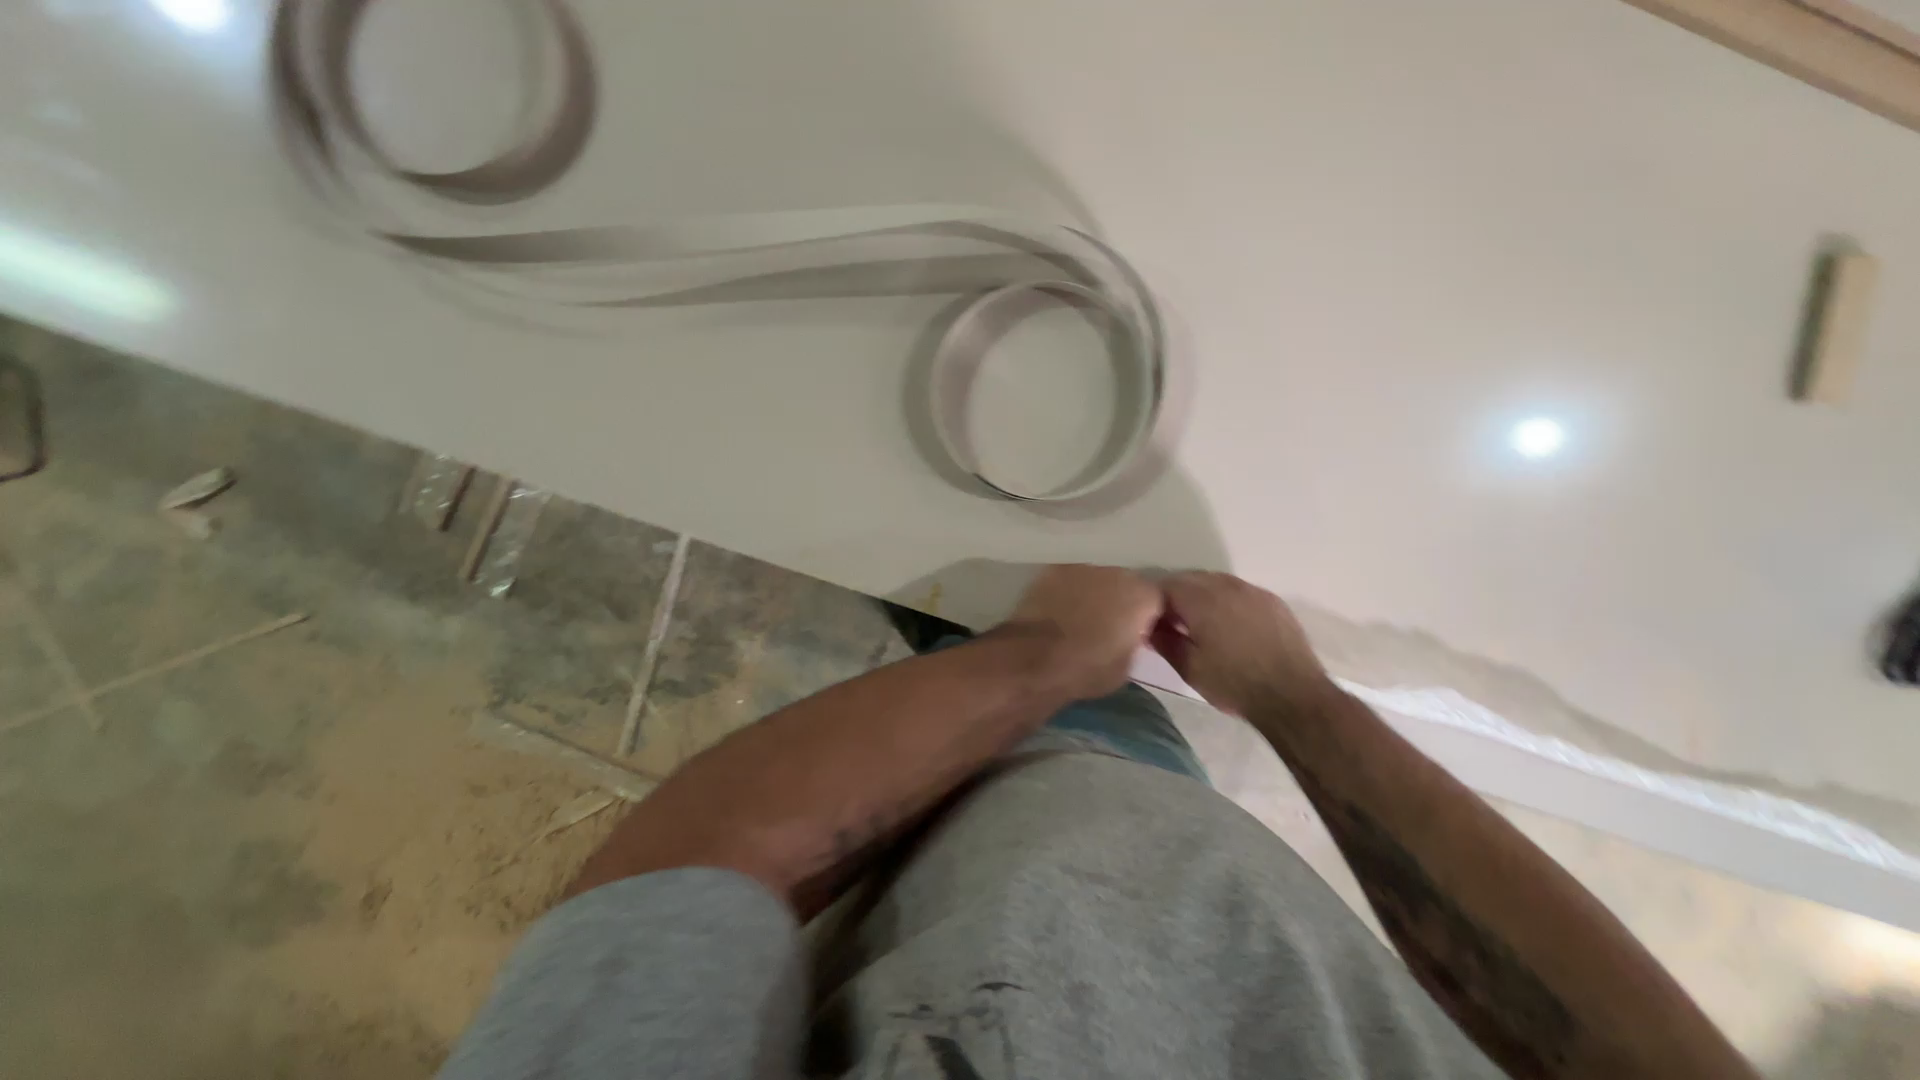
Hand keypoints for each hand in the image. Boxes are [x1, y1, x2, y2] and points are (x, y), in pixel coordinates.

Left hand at [1003, 564, 1163, 700]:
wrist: (1035, 658)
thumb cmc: (1087, 669)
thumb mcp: (1127, 666)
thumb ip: (1135, 642)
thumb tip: (1130, 637)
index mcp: (1142, 596)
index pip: (1158, 600)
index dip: (1149, 618)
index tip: (1140, 634)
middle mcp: (1117, 573)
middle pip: (1127, 584)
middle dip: (1122, 601)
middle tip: (1109, 626)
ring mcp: (1083, 567)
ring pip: (1097, 579)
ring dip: (1094, 594)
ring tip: (1080, 618)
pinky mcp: (1053, 569)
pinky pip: (1069, 579)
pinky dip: (1068, 591)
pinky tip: (1058, 610)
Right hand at [1155, 572, 1334, 716]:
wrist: (1292, 695)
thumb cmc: (1234, 684)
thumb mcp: (1190, 669)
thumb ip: (1165, 642)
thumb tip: (1150, 628)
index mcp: (1202, 600)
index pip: (1166, 586)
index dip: (1154, 602)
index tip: (1152, 622)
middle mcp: (1227, 586)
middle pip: (1192, 579)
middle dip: (1178, 596)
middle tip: (1174, 624)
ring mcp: (1253, 591)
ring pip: (1217, 582)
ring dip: (1203, 596)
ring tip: (1202, 625)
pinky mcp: (1273, 601)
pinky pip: (1241, 591)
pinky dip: (1228, 601)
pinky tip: (1231, 626)